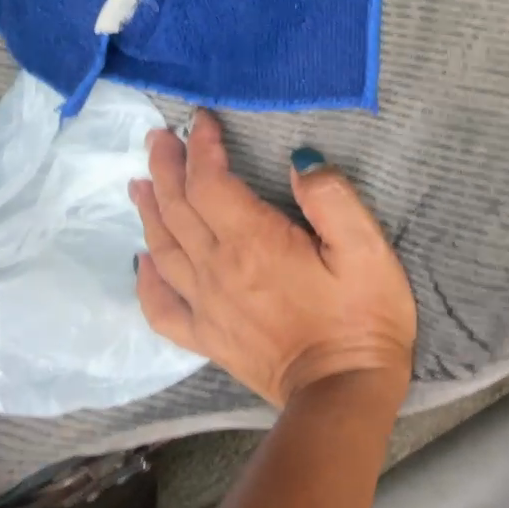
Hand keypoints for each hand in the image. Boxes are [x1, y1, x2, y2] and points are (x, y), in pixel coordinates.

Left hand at [131, 110, 417, 407]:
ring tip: (142, 181)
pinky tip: (142, 260)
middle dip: (167, 168)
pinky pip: (161, 305)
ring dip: (151, 210)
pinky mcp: (208, 336)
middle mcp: (218, 271)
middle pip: (178, 210)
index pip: (211, 184)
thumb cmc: (364, 312)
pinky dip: (145, 277)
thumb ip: (332, 198)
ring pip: (163, 248)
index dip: (202, 148)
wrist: (344, 389)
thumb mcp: (366, 247)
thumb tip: (298, 161)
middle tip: (160, 137)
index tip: (202, 119)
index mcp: (255, 244)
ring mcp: (207, 307)